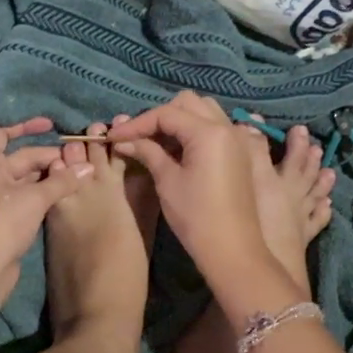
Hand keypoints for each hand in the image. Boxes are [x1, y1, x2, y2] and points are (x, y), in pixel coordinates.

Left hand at [0, 116, 93, 302]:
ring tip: (79, 174)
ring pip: (27, 179)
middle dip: (49, 157)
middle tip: (79, 159)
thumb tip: (88, 168)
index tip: (50, 126)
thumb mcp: (35, 198)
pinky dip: (45, 192)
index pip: (1, 134)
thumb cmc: (3, 224)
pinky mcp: (6, 217)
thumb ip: (62, 181)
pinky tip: (67, 193)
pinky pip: (28, 196)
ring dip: (50, 176)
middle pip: (21, 157)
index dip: (24, 127)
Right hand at [107, 92, 274, 281]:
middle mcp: (226, 127)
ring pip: (203, 112)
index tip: (114, 136)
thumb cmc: (196, 216)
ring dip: (178, 120)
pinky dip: (193, 131)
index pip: (166, 114)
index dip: (137, 123)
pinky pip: (214, 128)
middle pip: (188, 103)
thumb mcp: (167, 181)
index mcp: (209, 132)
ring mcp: (236, 139)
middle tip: (137, 137)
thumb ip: (148, 152)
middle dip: (159, 116)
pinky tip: (175, 150)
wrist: (232, 249)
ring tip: (155, 142)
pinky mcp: (238, 153)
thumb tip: (123, 141)